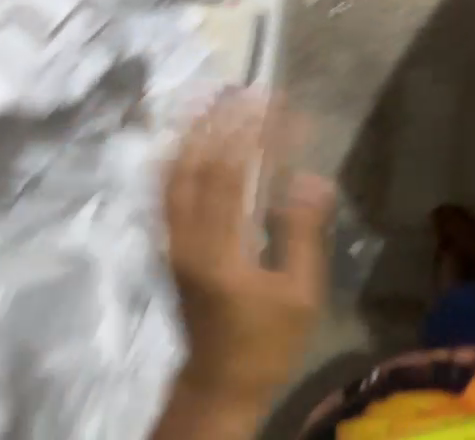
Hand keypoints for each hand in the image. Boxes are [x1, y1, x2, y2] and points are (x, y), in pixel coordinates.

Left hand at [164, 97, 333, 411]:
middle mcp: (185, 237)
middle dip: (222, 120)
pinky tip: (185, 135)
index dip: (254, 133)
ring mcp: (169, 239)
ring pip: (172, 171)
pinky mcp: (166, 244)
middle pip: (196, 163)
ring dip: (193, 129)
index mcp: (220, 249)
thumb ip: (302, 234)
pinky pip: (162, 188)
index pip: (233, 172)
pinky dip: (174, 154)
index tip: (278, 105)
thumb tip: (311, 177)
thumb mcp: (300, 295)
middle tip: (248, 90)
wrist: (217, 383)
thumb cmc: (266, 341)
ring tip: (213, 96)